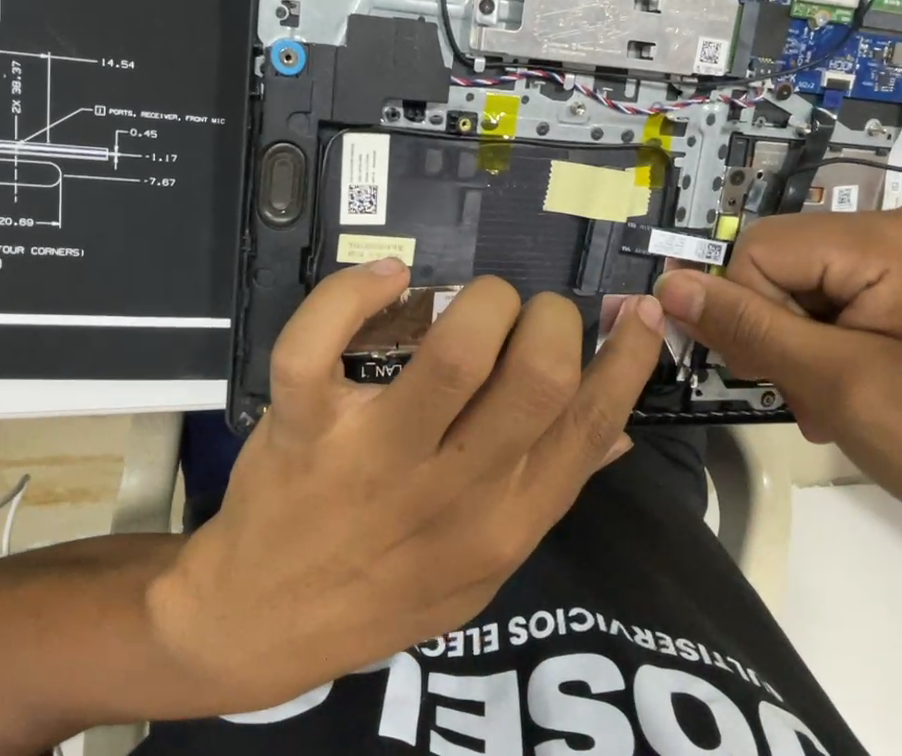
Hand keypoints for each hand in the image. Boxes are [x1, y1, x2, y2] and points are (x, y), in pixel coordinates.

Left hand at [147, 260, 665, 714]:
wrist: (261, 625)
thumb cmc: (384, 589)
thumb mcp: (482, 569)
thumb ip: (548, 496)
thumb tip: (616, 433)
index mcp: (506, 522)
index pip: (588, 428)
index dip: (626, 359)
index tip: (640, 312)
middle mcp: (452, 489)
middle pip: (536, 378)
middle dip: (551, 320)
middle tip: (531, 315)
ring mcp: (372, 457)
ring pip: (453, 354)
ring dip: (482, 302)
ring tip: (476, 300)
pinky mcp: (302, 428)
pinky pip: (320, 345)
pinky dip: (353, 292)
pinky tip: (386, 276)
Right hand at [654, 196, 901, 572]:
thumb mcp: (841, 387)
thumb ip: (748, 328)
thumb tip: (668, 284)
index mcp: (899, 234)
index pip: (761, 250)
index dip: (744, 313)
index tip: (769, 379)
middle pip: (794, 263)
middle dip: (784, 333)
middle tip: (812, 403)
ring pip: (824, 281)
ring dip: (813, 343)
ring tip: (841, 406)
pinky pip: (867, 290)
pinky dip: (850, 337)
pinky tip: (871, 386)